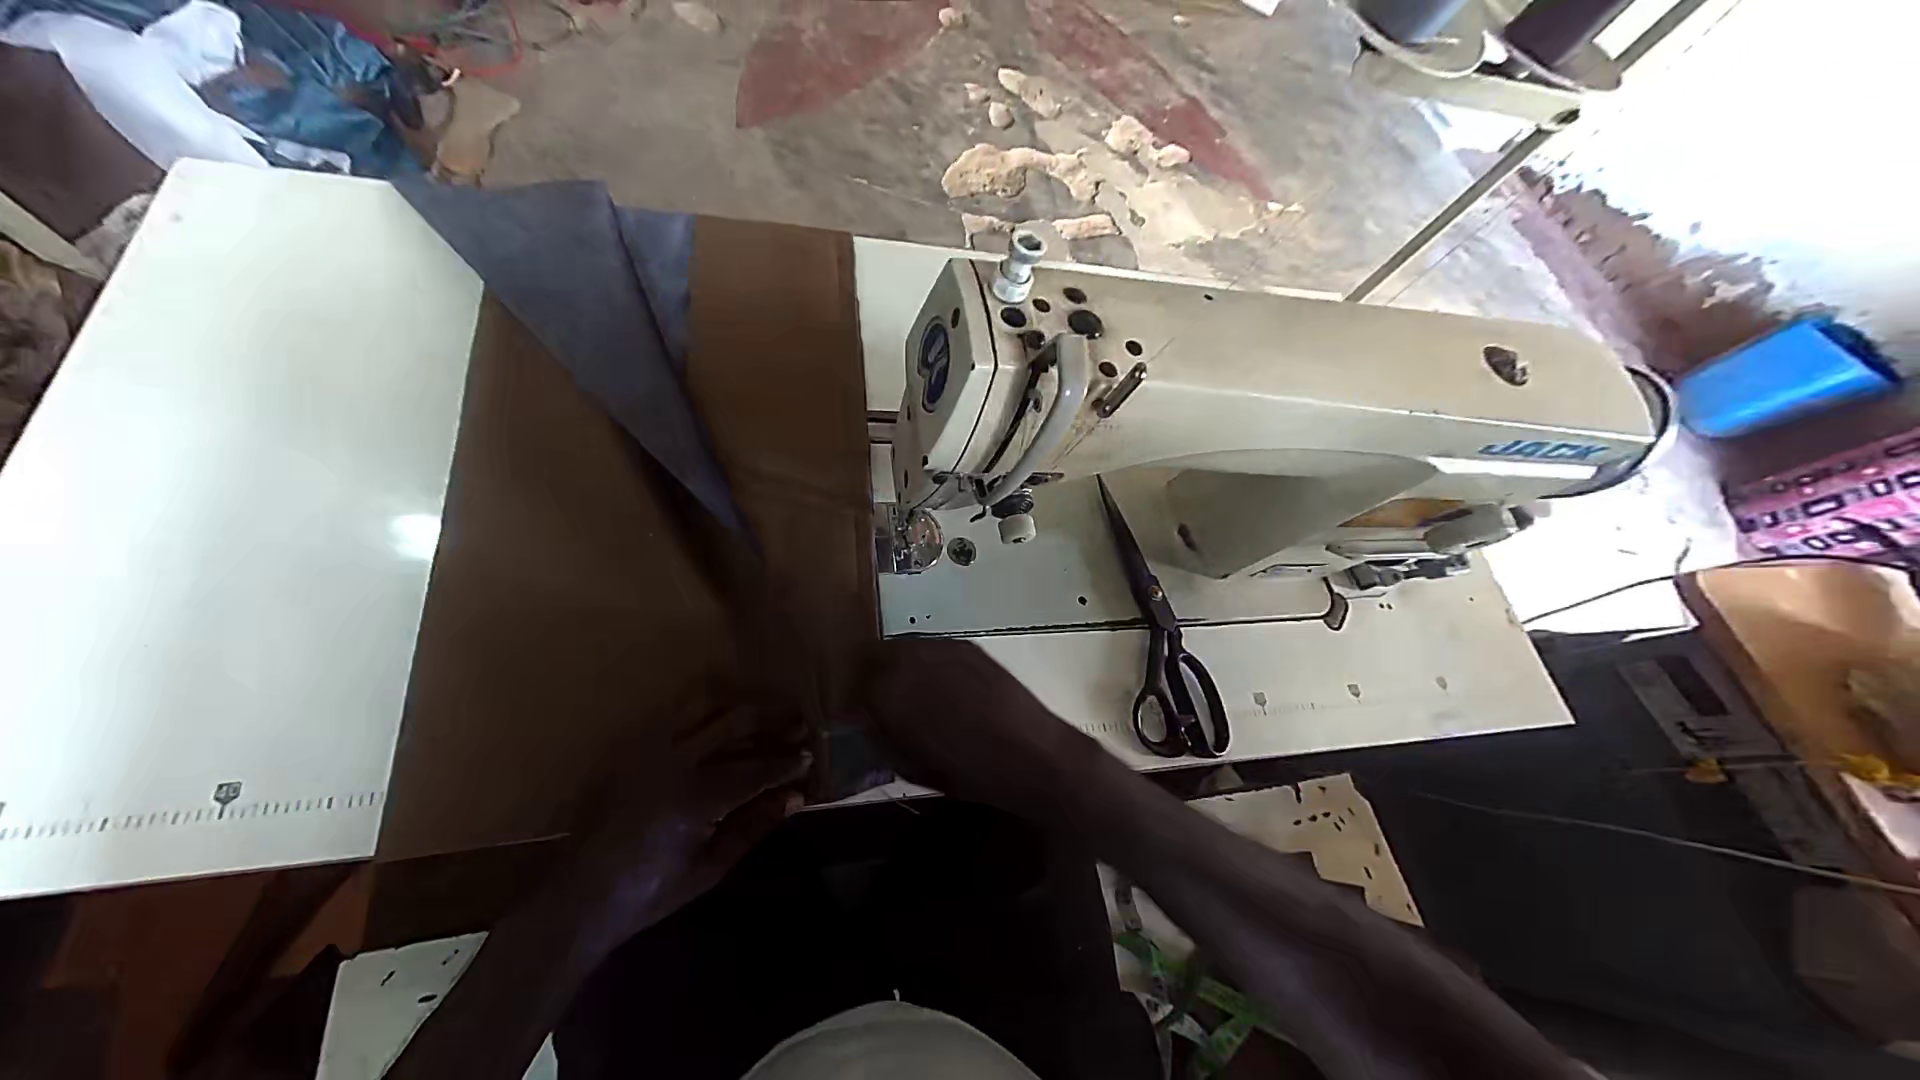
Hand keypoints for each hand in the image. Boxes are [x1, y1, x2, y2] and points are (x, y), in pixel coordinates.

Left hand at [558, 699, 812, 950]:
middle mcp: (673, 761)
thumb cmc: (651, 891)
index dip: (787, 762)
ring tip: (766, 711)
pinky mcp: (632, 745)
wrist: (579, 896)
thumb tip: (795, 796)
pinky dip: (707, 708)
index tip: (810, 757)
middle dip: (773, 720)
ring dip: (741, 705)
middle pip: (736, 722)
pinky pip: (676, 712)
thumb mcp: (711, 868)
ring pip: (705, 704)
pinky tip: (725, 714)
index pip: (756, 768)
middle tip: (799, 723)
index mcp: (695, 798)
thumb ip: (754, 826)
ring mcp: (649, 747)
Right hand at [858, 638, 1106, 815]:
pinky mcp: (967, 645)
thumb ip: (880, 736)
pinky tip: (939, 684)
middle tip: (876, 701)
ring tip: (908, 691)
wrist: (1031, 755)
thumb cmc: (968, 772)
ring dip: (896, 666)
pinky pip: (931, 647)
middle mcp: (910, 658)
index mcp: (888, 692)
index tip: (855, 716)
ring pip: (902, 648)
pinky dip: (925, 663)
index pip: (851, 685)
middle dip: (869, 677)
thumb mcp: (910, 765)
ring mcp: (941, 647)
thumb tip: (864, 720)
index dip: (851, 703)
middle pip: (873, 657)